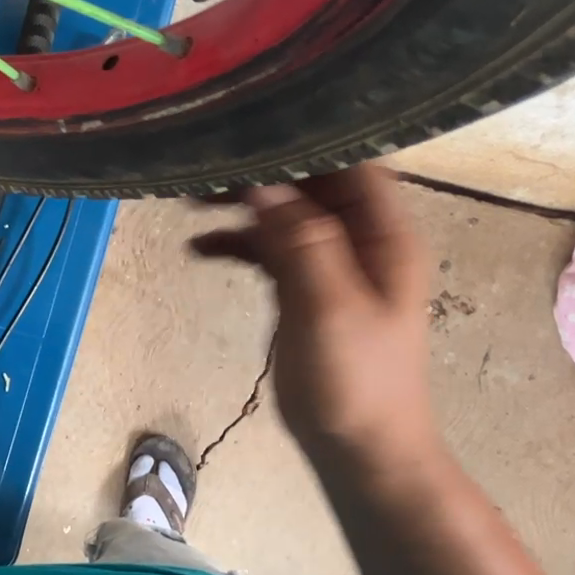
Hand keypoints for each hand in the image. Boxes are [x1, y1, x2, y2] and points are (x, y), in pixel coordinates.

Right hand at [191, 165, 437, 466]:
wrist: (359, 445)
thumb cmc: (356, 378)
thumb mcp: (329, 306)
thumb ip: (301, 241)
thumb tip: (262, 182)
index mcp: (384, 235)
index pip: (352, 163)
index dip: (309, 140)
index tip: (250, 128)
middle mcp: (359, 240)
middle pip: (309, 185)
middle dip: (260, 173)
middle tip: (204, 167)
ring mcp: (329, 265)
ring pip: (282, 215)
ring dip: (241, 206)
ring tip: (190, 200)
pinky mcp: (302, 290)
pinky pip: (267, 251)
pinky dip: (236, 244)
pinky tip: (199, 247)